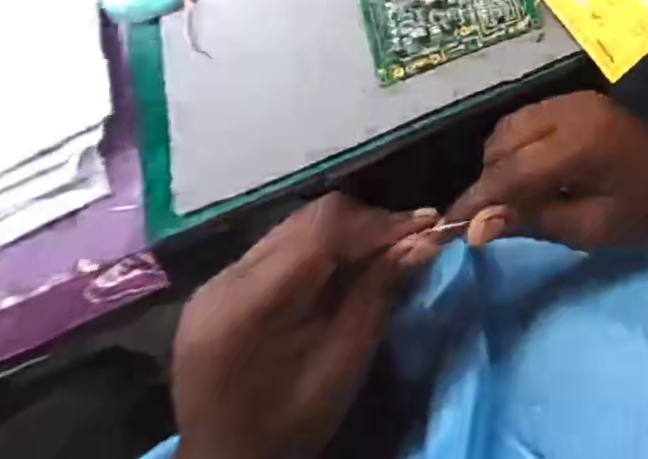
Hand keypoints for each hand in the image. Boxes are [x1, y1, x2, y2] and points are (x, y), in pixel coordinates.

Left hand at [171, 194, 442, 458]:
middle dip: (369, 224)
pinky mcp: (226, 281)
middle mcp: (225, 280)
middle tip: (411, 239)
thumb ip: (379, 292)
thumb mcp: (343, 363)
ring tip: (385, 248)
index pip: (321, 233)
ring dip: (349, 230)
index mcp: (245, 308)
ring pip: (301, 222)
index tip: (426, 225)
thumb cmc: (289, 428)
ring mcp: (220, 278)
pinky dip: (326, 243)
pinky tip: (348, 262)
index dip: (379, 222)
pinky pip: (286, 240)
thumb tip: (426, 238)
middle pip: (311, 219)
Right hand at [444, 91, 647, 248]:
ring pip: (512, 124)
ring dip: (501, 159)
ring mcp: (574, 99)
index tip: (450, 227)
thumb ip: (534, 221)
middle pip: (503, 140)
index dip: (476, 200)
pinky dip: (518, 144)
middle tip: (488, 215)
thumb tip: (477, 228)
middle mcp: (570, 110)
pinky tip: (529, 170)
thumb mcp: (593, 228)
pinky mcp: (578, 99)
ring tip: (510, 195)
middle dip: (488, 178)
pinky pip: (530, 117)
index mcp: (579, 145)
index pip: (509, 171)